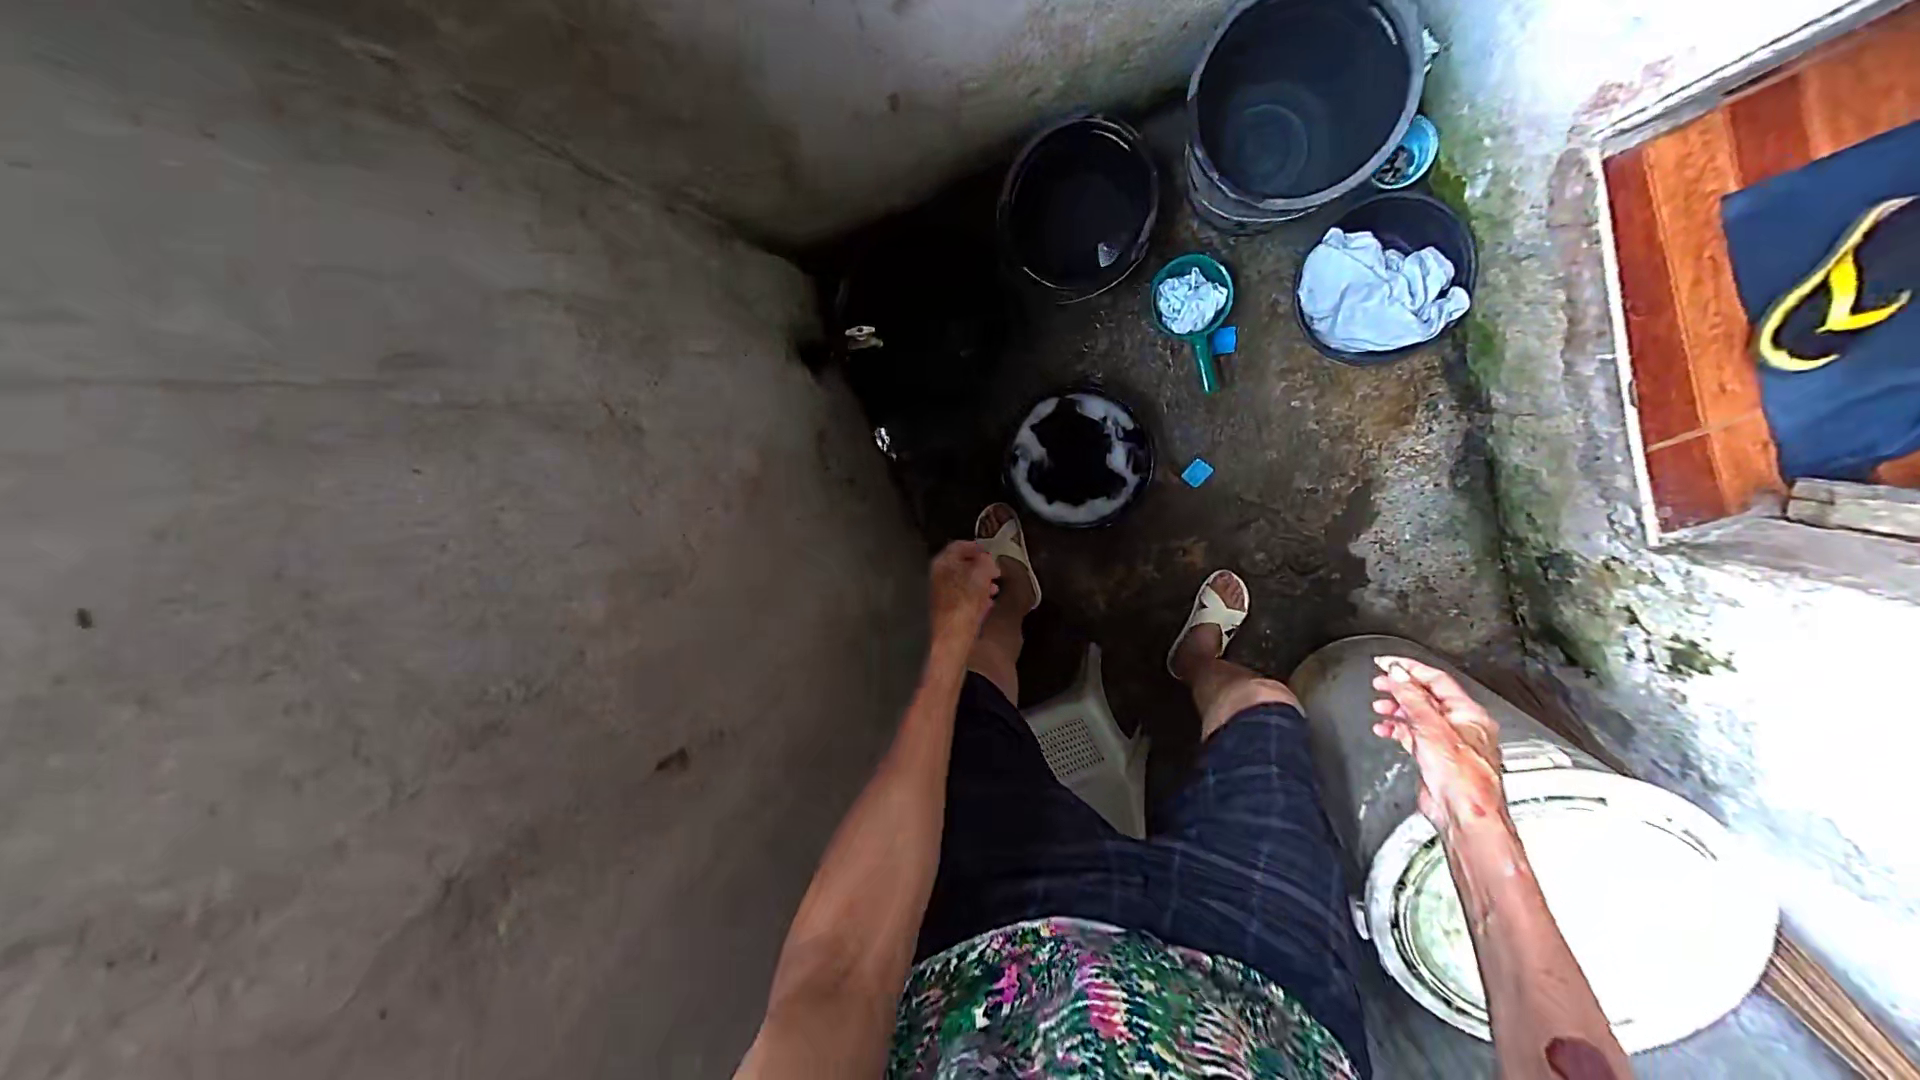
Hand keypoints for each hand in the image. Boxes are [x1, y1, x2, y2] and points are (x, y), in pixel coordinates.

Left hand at [927, 541, 1000, 648]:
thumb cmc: (966, 602)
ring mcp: (941, 594)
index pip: (959, 546)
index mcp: (943, 563)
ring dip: (981, 583)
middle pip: (961, 564)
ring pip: (963, 582)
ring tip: (994, 590)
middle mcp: (938, 576)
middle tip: (995, 571)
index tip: (989, 551)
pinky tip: (987, 604)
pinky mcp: (946, 610)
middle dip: (981, 567)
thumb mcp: (981, 575)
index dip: (976, 547)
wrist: (953, 636)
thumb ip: (985, 561)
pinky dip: (976, 597)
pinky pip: (963, 598)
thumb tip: (987, 559)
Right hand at [1370, 656, 1505, 832]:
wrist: (1464, 814)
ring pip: (1417, 715)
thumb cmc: (1462, 778)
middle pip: (1426, 696)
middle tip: (1379, 681)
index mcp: (1468, 714)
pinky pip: (1412, 734)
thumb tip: (1399, 675)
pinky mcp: (1435, 757)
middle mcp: (1460, 725)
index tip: (1385, 662)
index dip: (1409, 667)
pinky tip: (1384, 729)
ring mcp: (1448, 742)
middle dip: (1400, 688)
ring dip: (1396, 708)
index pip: (1436, 680)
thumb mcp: (1432, 728)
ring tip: (1379, 706)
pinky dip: (1396, 729)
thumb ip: (1413, 699)